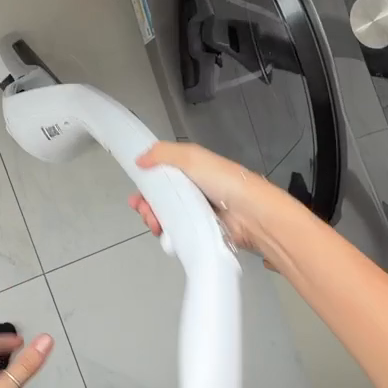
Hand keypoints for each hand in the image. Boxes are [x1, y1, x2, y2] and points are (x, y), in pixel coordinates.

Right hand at [128, 141, 286, 255]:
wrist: (251, 214)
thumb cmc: (223, 181)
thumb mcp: (192, 157)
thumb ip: (163, 153)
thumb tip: (138, 160)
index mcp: (192, 170)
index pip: (162, 175)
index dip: (146, 184)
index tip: (136, 195)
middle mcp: (193, 190)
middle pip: (160, 198)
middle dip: (146, 205)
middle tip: (144, 211)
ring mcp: (196, 212)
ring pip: (165, 216)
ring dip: (153, 219)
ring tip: (154, 224)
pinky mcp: (199, 231)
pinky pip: (176, 232)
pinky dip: (166, 233)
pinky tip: (163, 234)